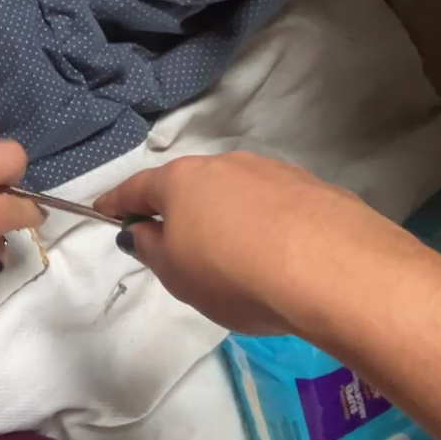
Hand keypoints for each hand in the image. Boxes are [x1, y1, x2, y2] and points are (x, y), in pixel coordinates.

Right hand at [94, 151, 418, 333]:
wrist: (337, 272)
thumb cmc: (234, 274)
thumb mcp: (176, 274)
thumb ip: (149, 249)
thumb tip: (139, 231)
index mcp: (181, 181)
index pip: (136, 188)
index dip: (116, 204)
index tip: (103, 213)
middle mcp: (225, 165)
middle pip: (189, 186)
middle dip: (177, 209)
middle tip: (174, 243)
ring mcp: (274, 172)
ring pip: (235, 193)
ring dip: (225, 216)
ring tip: (234, 255)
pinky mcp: (316, 189)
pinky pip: (277, 206)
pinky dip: (267, 225)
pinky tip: (279, 255)